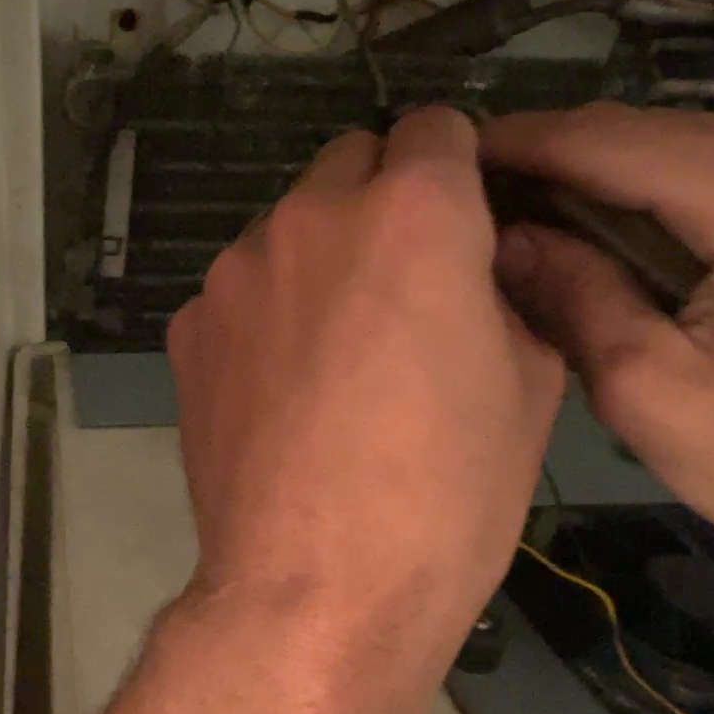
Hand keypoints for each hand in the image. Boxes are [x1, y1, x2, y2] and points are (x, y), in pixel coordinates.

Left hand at [168, 108, 564, 630]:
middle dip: (381, 202)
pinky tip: (276, 388)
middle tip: (398, 287)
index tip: (461, 219)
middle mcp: (307, 219)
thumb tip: (477, 267)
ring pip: (284, 229)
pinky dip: (262, 313)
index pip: (434, 128)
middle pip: (349, 164)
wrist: (314, 586)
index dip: (455, 169)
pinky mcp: (185, 329)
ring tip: (331, 352)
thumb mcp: (527, 384)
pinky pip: (237, 292)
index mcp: (412, 213)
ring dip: (315, 258)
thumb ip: (503, 290)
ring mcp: (231, 274)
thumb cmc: (444, 495)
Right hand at [483, 103, 713, 586]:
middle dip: (561, 161)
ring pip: (702, 143)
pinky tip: (629, 235)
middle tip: (481, 202)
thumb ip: (573, 298)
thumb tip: (502, 240)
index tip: (448, 159)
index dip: (519, 144)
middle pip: (658, 131)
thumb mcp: (650, 392)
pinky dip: (676, 192)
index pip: (611, 140)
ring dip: (616, 178)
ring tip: (538, 221)